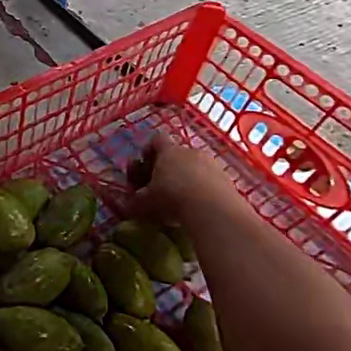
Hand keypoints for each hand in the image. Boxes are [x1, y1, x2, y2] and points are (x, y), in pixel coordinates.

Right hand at [131, 138, 245, 230]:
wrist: (213, 211)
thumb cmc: (171, 200)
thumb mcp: (144, 203)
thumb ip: (132, 201)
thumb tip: (122, 202)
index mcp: (168, 151)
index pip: (156, 139)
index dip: (148, 151)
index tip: (144, 166)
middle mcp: (191, 152)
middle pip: (178, 153)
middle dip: (169, 168)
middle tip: (161, 188)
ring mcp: (212, 164)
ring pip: (196, 167)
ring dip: (189, 178)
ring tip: (182, 200)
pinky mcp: (228, 180)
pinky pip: (212, 180)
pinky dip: (205, 190)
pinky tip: (200, 207)